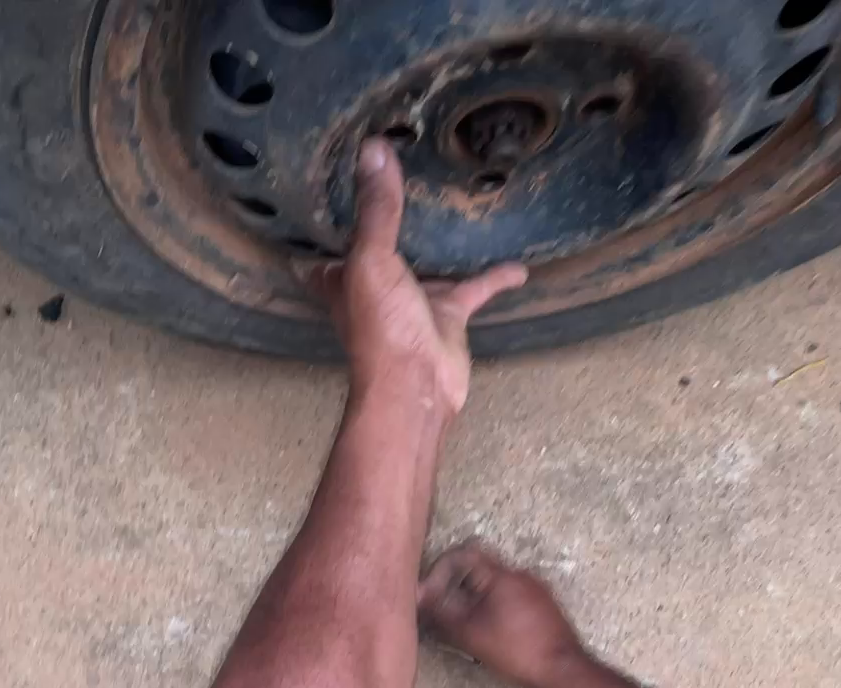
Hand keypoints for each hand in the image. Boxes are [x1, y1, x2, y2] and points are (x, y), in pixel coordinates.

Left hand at [300, 137, 527, 417]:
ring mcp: (414, 303)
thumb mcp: (372, 261)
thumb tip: (373, 148)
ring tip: (458, 201)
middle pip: (380, 250)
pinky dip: (495, 276)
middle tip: (401, 177)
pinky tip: (518, 263)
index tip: (329, 189)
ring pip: (429, 265)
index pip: (326, 249)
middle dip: (386, 223)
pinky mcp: (448, 317)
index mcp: (345, 279)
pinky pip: (475, 289)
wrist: (417, 386)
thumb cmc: (381, 329)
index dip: (322, 225)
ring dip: (441, 243)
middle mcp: (376, 288)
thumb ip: (376, 210)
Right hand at [417, 542, 588, 687]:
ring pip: (493, 584)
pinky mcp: (543, 604)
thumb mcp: (470, 633)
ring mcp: (535, 588)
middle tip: (444, 611)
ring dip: (473, 600)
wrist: (563, 670)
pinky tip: (490, 632)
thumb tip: (419, 596)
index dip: (440, 570)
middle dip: (455, 588)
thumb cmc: (517, 651)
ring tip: (465, 626)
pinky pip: (510, 596)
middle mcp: (520, 574)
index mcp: (501, 575)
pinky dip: (493, 607)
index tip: (432, 593)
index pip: (462, 554)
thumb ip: (440, 612)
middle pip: (477, 569)